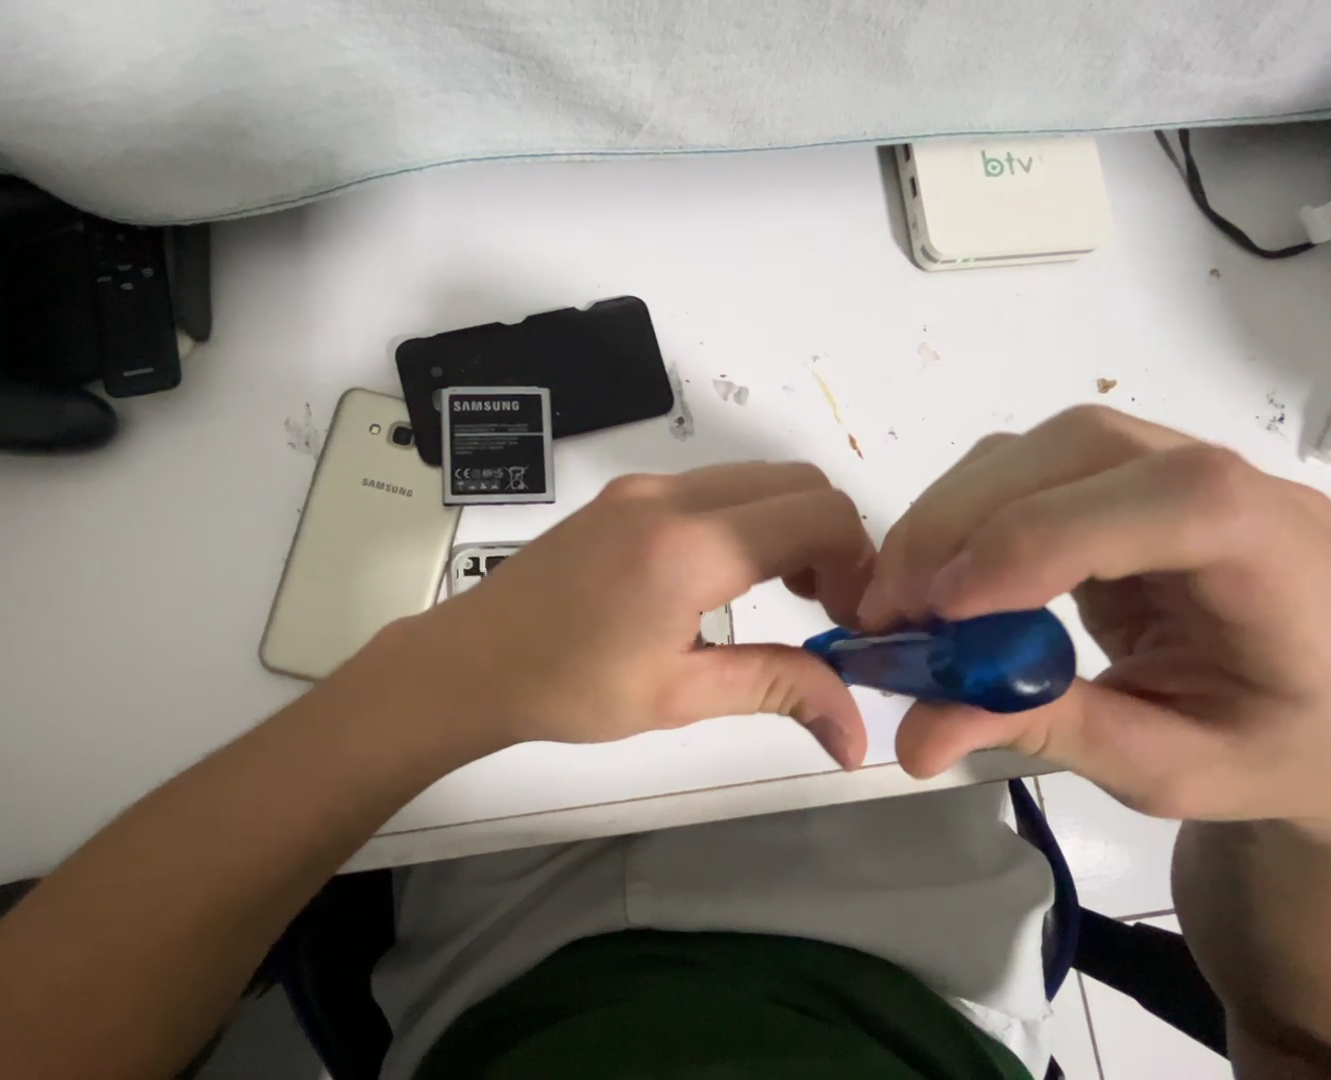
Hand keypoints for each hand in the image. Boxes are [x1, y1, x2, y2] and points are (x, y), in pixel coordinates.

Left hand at [369, 463, 877, 767]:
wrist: (472, 661)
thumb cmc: (568, 687)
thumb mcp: (679, 695)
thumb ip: (777, 690)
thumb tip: (855, 732)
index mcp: (689, 546)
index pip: (820, 514)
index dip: (858, 564)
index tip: (847, 621)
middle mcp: (670, 497)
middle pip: (796, 482)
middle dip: (831, 540)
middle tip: (820, 609)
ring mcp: (642, 488)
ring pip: (754, 479)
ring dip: (788, 525)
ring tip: (778, 595)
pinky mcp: (622, 496)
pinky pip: (711, 487)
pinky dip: (745, 519)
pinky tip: (725, 576)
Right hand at [860, 405, 1330, 821]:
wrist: (1310, 721)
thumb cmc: (1257, 756)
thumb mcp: (1159, 772)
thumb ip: (1043, 734)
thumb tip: (911, 738)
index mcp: (1308, 589)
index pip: (1192, 504)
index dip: (1051, 537)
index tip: (948, 611)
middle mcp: (1259, 502)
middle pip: (1095, 448)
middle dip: (970, 518)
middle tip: (894, 603)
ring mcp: (1189, 475)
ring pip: (1048, 444)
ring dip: (950, 511)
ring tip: (900, 592)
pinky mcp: (1128, 478)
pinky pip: (1029, 461)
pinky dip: (960, 509)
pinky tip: (935, 570)